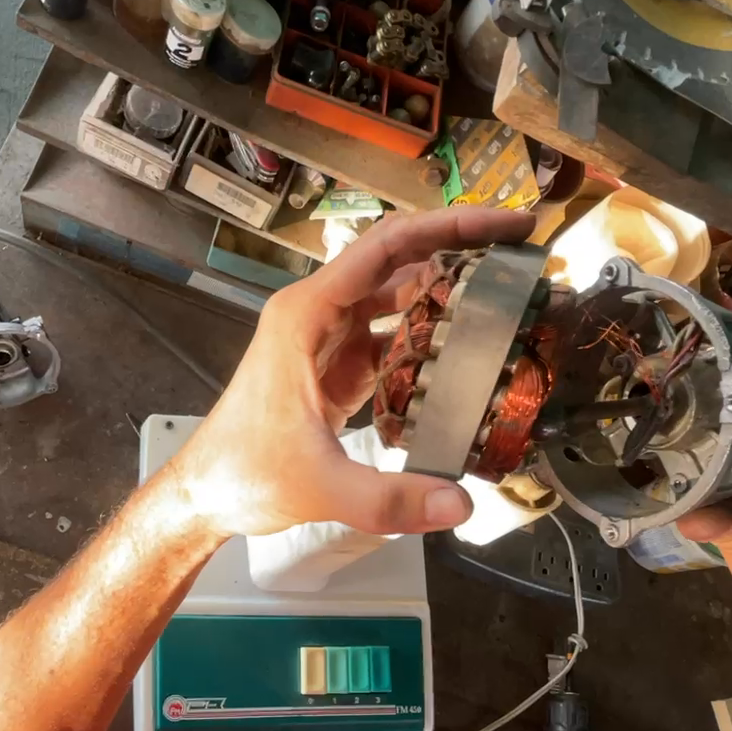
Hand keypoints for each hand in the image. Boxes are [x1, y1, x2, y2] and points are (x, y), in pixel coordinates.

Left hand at [163, 206, 533, 538]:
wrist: (208, 491)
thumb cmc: (246, 474)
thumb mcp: (320, 486)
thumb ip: (388, 498)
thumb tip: (461, 505)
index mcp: (307, 315)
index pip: (386, 248)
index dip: (450, 227)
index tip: (509, 225)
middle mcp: (317, 315)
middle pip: (395, 263)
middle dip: (458, 250)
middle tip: (522, 256)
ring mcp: (325, 341)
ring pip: (393, 299)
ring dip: (444, 295)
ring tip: (506, 300)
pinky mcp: (333, 369)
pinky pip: (387, 338)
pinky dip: (424, 340)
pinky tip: (463, 355)